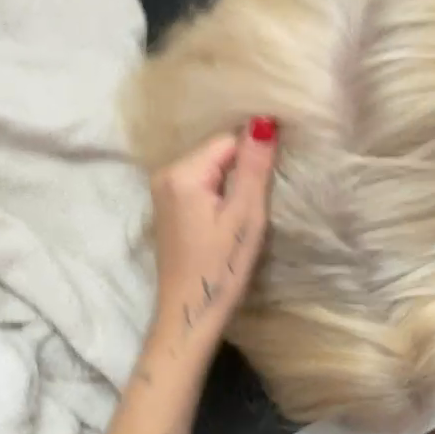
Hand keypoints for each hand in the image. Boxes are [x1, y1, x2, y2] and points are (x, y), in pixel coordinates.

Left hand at [148, 117, 277, 358]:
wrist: (189, 313)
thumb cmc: (222, 267)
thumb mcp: (245, 215)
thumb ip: (254, 166)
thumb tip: (264, 119)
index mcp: (183, 172)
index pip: (230, 140)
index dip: (255, 158)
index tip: (272, 182)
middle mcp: (165, 173)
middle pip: (218, 151)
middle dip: (243, 169)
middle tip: (261, 200)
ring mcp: (163, 191)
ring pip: (211, 168)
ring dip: (233, 182)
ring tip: (247, 210)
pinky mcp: (168, 208)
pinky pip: (201, 184)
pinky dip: (219, 193)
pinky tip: (229, 218)